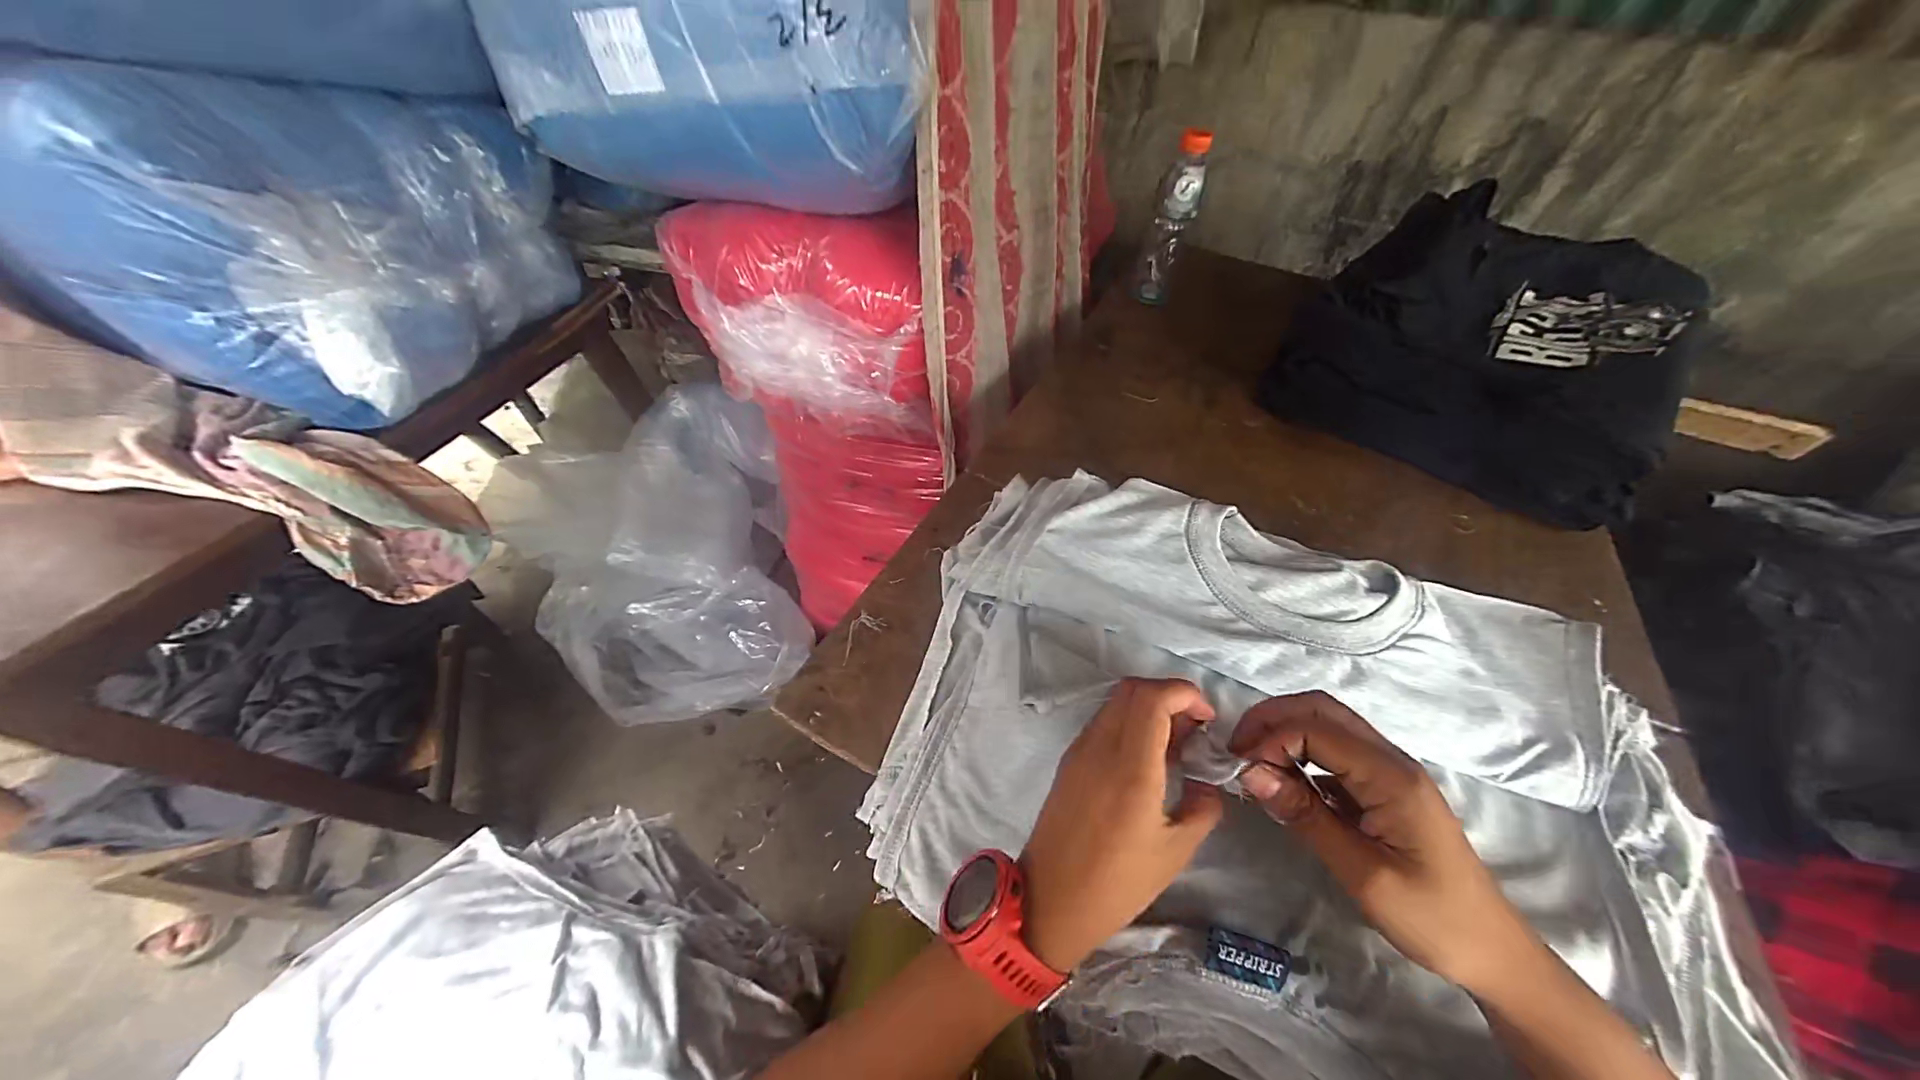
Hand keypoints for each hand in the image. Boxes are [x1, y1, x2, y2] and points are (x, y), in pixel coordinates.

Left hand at [1019, 678, 1224, 971]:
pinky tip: (1145, 758)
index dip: (1184, 693)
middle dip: (1169, 696)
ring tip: (1174, 745)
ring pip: (1115, 703)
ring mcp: (1079, 751)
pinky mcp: (1069, 762)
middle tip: (1194, 729)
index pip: (1152, 697)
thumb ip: (1203, 807)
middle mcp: (1100, 747)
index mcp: (1130, 766)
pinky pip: (1102, 723)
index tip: (1207, 717)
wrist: (1051, 900)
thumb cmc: (1117, 882)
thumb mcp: (1176, 851)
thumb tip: (1206, 781)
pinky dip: (1128, 723)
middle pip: (1132, 689)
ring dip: (1147, 708)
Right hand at [1229, 691, 1538, 993]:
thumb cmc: (1430, 917)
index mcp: (1391, 777)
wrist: (1491, 952)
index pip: (1315, 728)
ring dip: (1283, 731)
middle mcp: (1391, 761)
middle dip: (1271, 719)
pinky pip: (1333, 750)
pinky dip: (1298, 752)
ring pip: (1327, 723)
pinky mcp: (1382, 787)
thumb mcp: (1361, 872)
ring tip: (1251, 763)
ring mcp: (1388, 771)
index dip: (1270, 738)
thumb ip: (1305, 815)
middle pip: (1321, 709)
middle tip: (1237, 751)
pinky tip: (1280, 779)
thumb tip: (1250, 771)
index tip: (1239, 767)